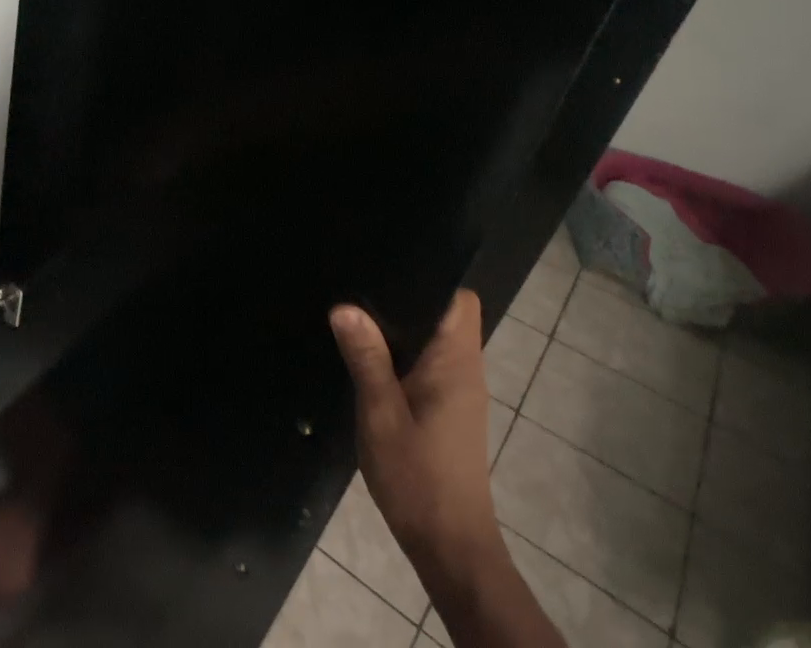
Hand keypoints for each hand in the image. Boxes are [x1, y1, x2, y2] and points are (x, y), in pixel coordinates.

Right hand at [328, 291, 502, 579]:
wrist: (447, 540)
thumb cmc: (416, 475)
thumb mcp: (380, 413)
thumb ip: (365, 358)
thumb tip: (345, 306)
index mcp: (455, 364)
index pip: (459, 301)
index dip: (429, 280)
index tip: (385, 270)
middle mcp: (465, 371)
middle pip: (445, 317)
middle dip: (404, 300)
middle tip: (354, 290)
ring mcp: (458, 392)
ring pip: (433, 342)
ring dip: (399, 330)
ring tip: (352, 317)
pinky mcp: (447, 410)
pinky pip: (426, 365)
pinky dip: (400, 356)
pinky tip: (365, 360)